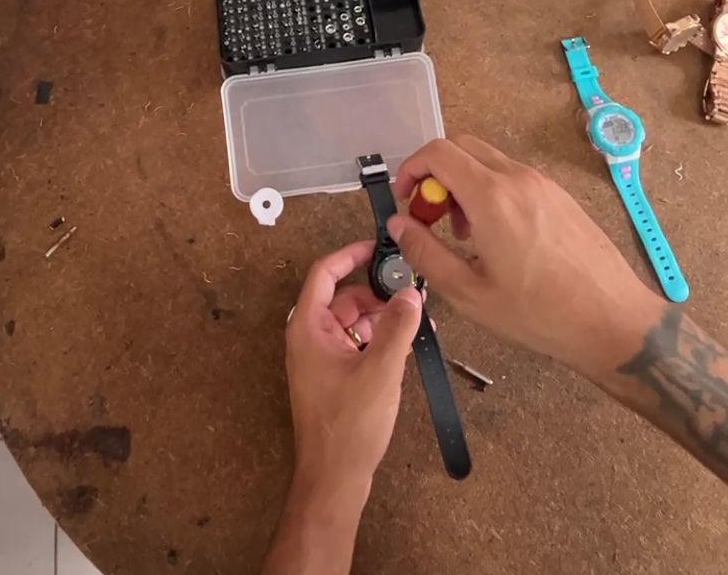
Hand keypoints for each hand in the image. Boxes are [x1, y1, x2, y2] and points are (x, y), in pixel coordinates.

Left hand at [283, 240, 422, 491]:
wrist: (334, 480)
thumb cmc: (349, 424)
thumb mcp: (380, 370)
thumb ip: (397, 327)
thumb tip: (411, 293)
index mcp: (308, 327)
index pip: (324, 273)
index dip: (350, 255)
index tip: (378, 247)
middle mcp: (310, 337)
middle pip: (344, 297)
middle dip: (378, 293)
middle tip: (413, 294)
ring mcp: (321, 358)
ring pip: (354, 321)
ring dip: (384, 318)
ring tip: (419, 323)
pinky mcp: (334, 376)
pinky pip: (357, 343)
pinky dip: (380, 340)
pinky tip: (408, 345)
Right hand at [389, 136, 666, 377]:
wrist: (614, 321)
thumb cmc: (539, 313)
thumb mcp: (468, 292)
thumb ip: (425, 252)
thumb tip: (398, 224)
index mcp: (491, 196)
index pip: (437, 152)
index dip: (411, 169)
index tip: (405, 200)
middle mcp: (516, 178)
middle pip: (460, 147)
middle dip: (435, 174)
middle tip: (430, 217)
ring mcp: (542, 183)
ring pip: (486, 161)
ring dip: (462, 183)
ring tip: (464, 234)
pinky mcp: (559, 195)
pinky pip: (511, 176)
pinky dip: (489, 191)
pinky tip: (497, 237)